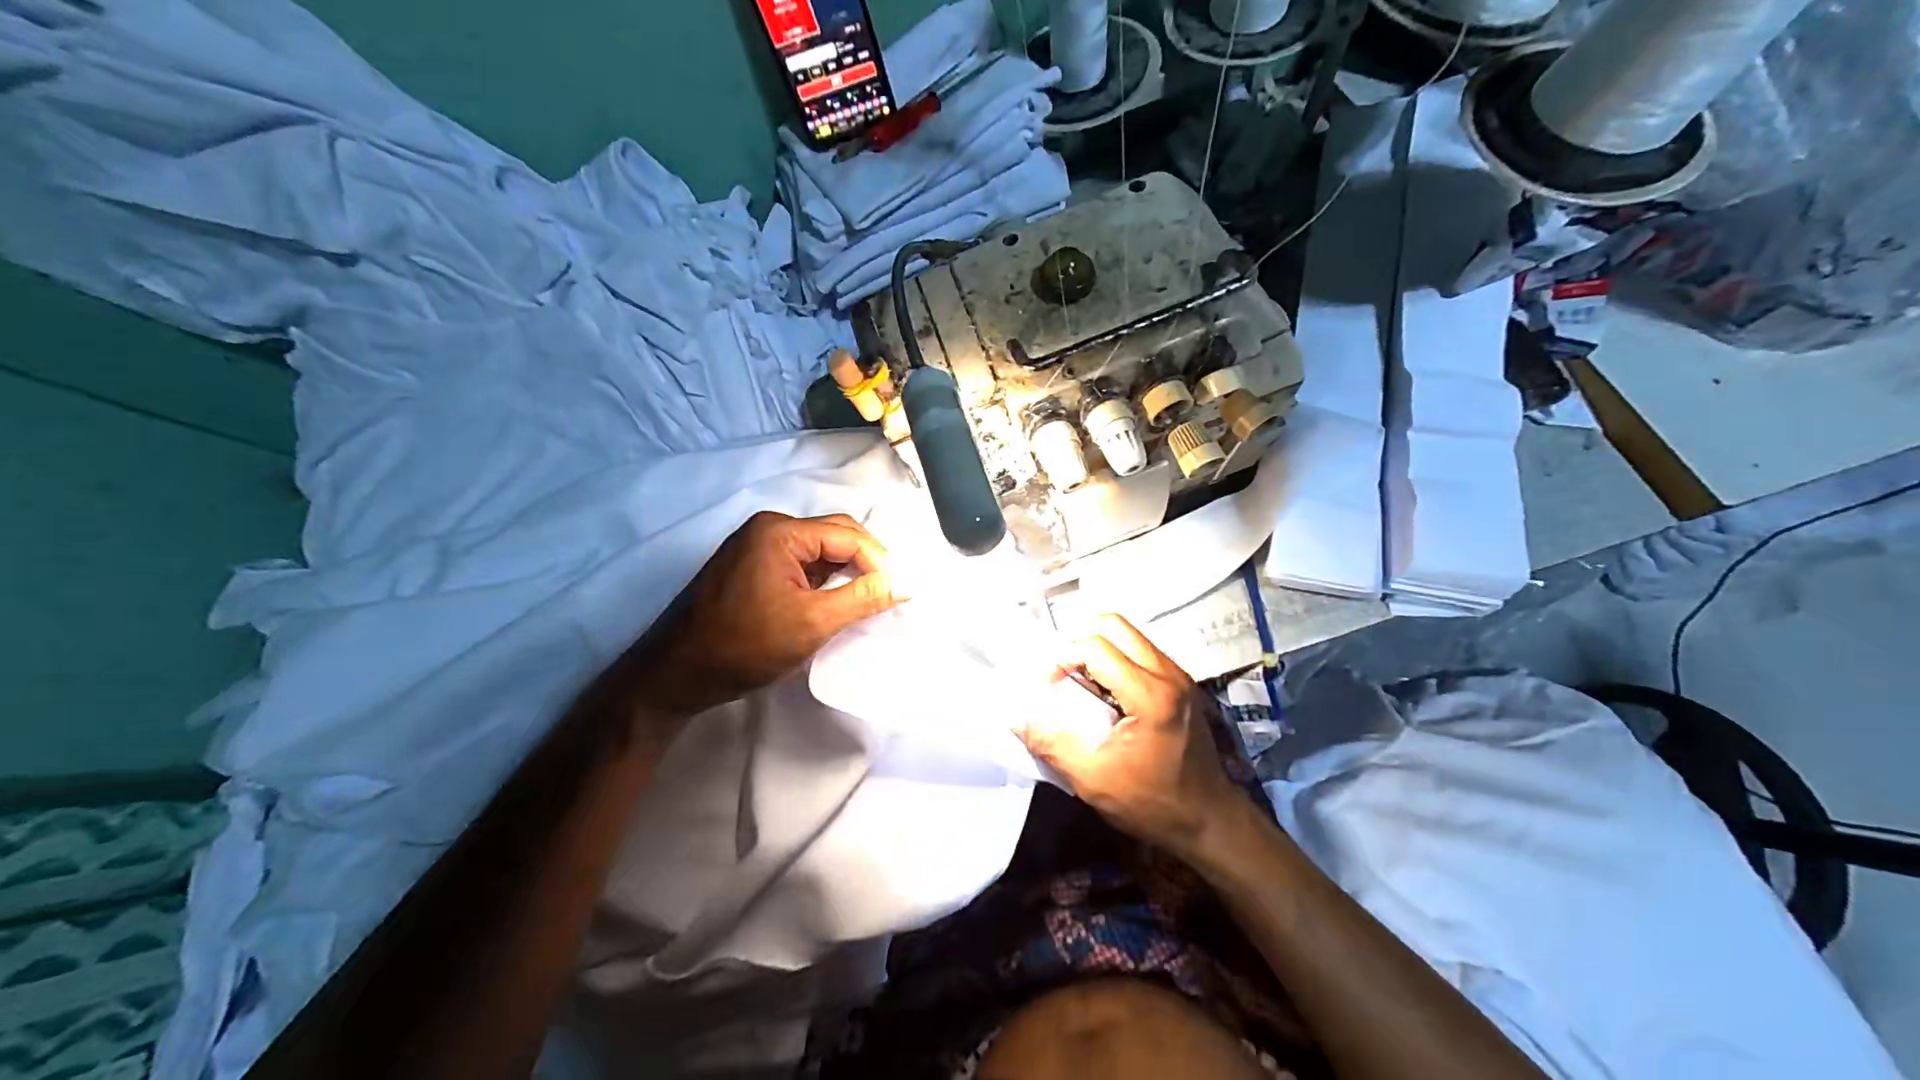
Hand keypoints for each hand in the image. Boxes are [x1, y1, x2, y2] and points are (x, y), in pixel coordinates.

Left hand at [627, 511, 901, 717]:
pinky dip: (822, 581)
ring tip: (868, 600)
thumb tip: (904, 583)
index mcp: (780, 531)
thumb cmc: (745, 646)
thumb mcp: (812, 623)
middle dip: (865, 563)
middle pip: (833, 536)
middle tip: (889, 595)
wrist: (676, 675)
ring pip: (818, 552)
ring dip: (845, 573)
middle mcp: (767, 528)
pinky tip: (836, 602)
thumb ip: (863, 599)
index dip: (880, 562)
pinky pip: (799, 565)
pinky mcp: (750, 568)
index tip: (900, 594)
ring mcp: (756, 547)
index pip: (847, 534)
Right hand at [1019, 614, 1243, 859]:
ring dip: (1099, 650)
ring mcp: (1178, 677)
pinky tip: (1103, 693)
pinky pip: (1141, 653)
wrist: (1210, 821)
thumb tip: (1018, 720)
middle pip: (1115, 625)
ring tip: (1080, 682)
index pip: (1096, 647)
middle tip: (1063, 672)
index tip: (1047, 685)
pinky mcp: (1180, 685)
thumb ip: (1052, 745)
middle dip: (1080, 641)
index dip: (1062, 658)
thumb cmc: (1152, 804)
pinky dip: (1116, 661)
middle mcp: (1168, 674)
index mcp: (1149, 694)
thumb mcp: (1093, 781)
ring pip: (1129, 636)